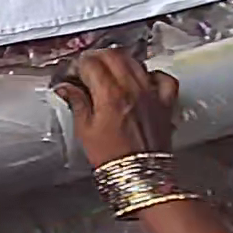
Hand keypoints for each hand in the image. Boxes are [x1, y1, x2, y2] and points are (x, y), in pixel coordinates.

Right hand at [53, 48, 179, 166]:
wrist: (140, 177)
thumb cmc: (112, 157)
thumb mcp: (85, 130)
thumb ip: (77, 102)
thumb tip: (66, 87)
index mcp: (110, 94)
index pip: (91, 63)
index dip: (78, 65)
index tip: (73, 74)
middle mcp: (133, 88)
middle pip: (114, 55)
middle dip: (97, 57)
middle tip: (87, 68)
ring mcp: (152, 93)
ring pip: (136, 61)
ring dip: (120, 61)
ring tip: (109, 71)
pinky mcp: (166, 102)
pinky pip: (163, 78)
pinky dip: (152, 74)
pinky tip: (143, 80)